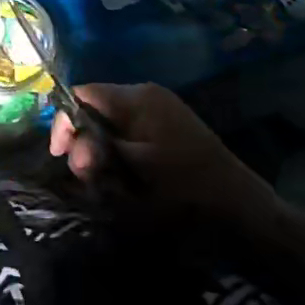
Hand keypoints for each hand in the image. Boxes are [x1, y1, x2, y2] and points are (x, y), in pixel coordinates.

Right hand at [49, 83, 276, 214]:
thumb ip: (96, 152)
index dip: (64, 120)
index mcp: (136, 98)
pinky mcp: (169, 127)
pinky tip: (122, 174)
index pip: (82, 93)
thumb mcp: (133, 170)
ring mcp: (160, 109)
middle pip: (94, 107)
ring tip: (104, 179)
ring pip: (110, 121)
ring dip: (100, 148)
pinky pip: (128, 129)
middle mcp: (146, 94)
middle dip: (83, 139)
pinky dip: (117, 148)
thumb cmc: (184, 188)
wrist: (242, 210)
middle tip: (87, 174)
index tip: (61, 154)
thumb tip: (71, 149)